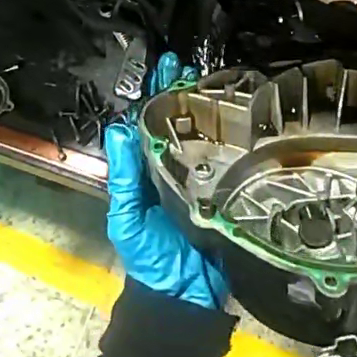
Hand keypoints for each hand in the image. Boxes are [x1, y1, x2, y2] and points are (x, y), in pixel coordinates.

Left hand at [102, 72, 228, 310]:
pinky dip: (231, 134)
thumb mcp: (127, 216)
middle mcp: (173, 165)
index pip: (150, 123)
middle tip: (190, 65)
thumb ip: (122, 177)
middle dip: (183, 91)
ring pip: (203, 133)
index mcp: (147, 170)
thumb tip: (117, 130)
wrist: (186, 292)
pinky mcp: (225, 187)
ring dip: (207, 106)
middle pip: (178, 121)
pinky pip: (226, 155)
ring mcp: (201, 174)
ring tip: (213, 80)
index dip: (157, 95)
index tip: (165, 69)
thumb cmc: (150, 256)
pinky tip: (239, 115)